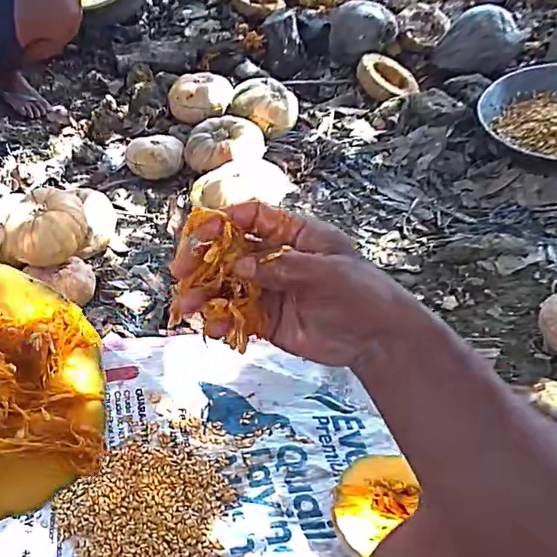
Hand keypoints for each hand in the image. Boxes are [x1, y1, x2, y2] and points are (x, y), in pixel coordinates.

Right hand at [169, 201, 408, 369]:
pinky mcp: (265, 320)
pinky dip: (220, 321)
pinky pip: (235, 316)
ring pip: (226, 287)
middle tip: (180, 272)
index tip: (201, 233)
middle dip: (201, 261)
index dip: (223, 221)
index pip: (251, 218)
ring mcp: (268, 290)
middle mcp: (275, 260)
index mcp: (293, 236)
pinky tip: (212, 326)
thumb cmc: (363, 294)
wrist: (376, 338)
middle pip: (229, 253)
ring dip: (203, 294)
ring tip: (187, 307)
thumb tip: (239, 266)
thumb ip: (283, 267)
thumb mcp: (328, 272)